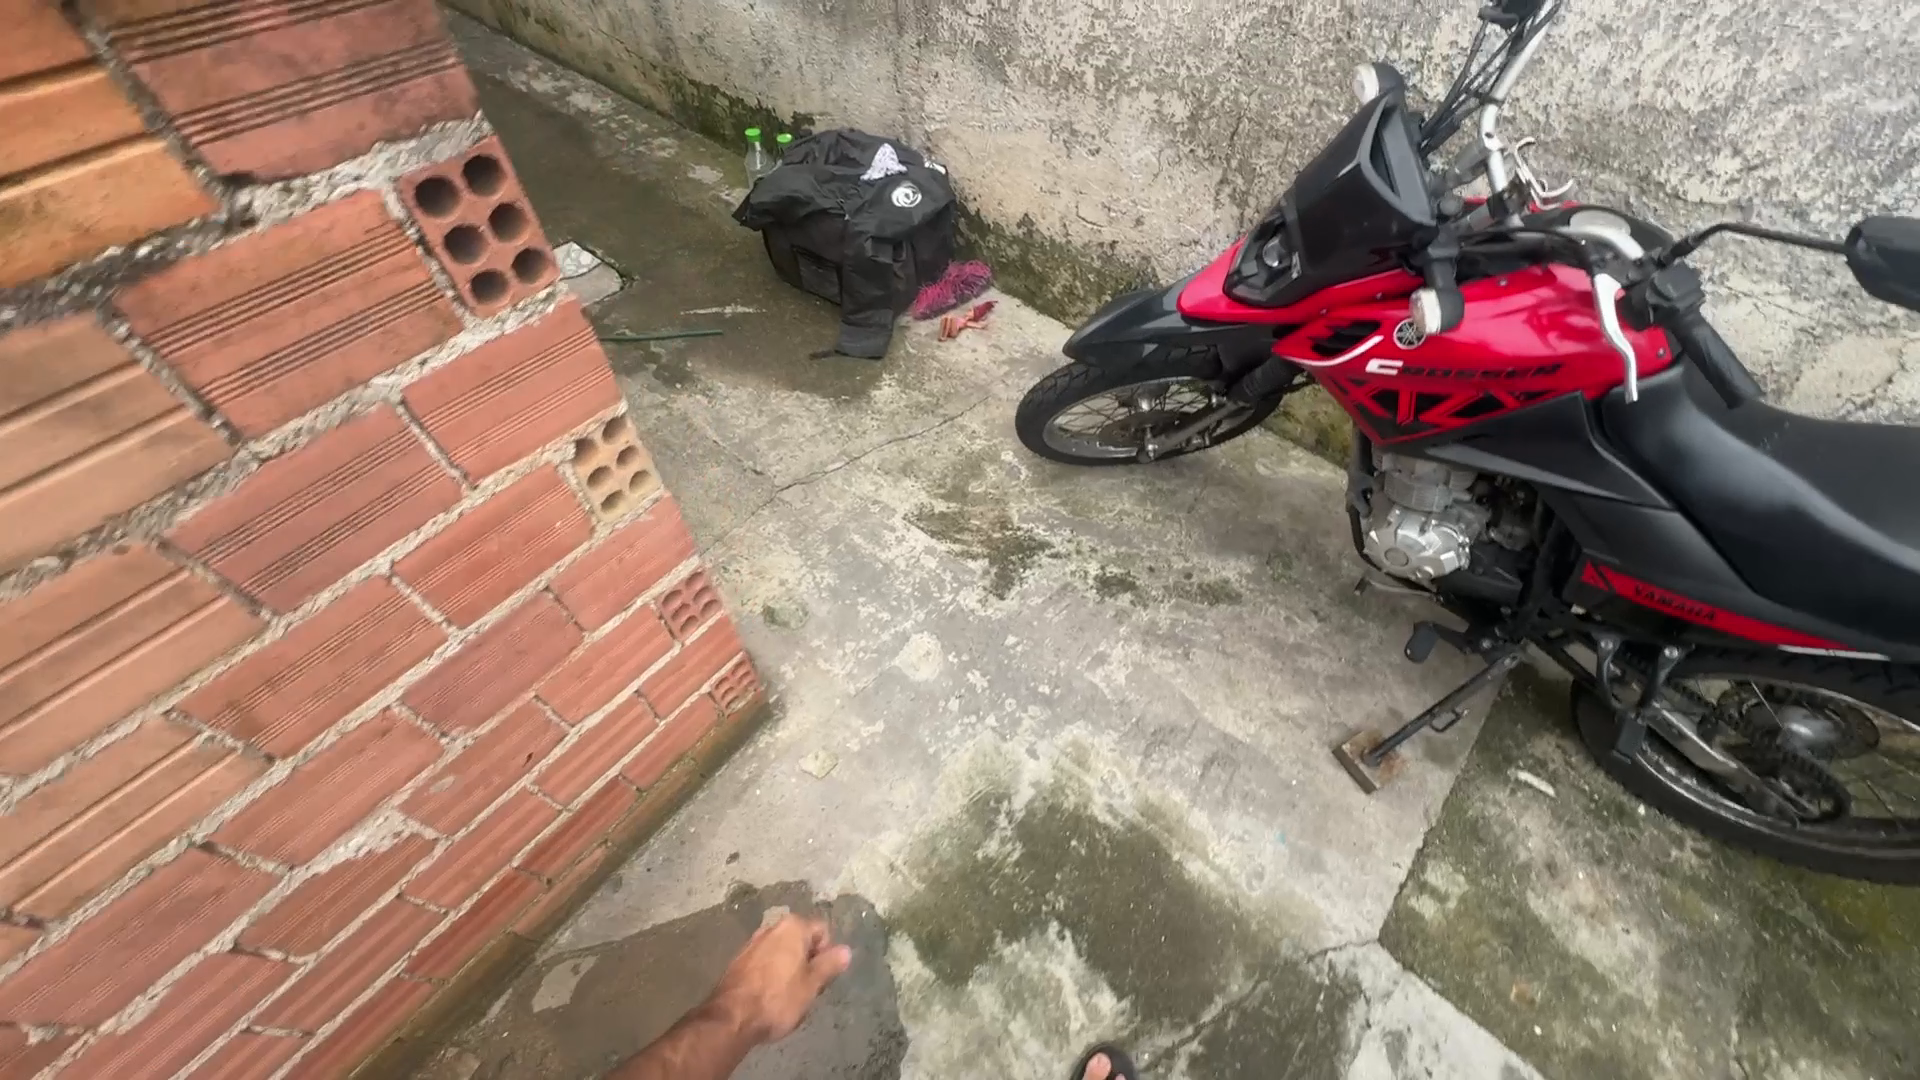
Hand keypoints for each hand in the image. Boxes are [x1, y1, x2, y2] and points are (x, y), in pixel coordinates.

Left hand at [708, 914, 852, 1044]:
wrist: (731, 1018)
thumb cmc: (778, 999)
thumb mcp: (811, 985)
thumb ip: (830, 965)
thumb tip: (846, 950)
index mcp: (794, 926)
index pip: (822, 931)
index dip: (826, 954)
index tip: (820, 978)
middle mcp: (772, 927)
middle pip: (800, 940)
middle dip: (806, 961)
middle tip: (805, 989)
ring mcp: (752, 942)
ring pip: (781, 951)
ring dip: (787, 968)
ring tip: (785, 996)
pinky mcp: (738, 960)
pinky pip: (763, 962)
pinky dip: (769, 974)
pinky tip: (766, 996)